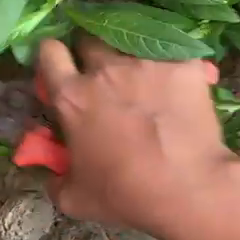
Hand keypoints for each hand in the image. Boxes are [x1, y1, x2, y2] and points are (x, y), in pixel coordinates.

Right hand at [37, 37, 238, 239]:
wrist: (189, 189)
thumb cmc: (125, 194)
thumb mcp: (74, 198)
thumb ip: (55, 179)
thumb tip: (51, 174)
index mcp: (71, 97)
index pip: (50, 52)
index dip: (54, 57)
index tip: (62, 67)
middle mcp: (104, 70)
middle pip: (89, 41)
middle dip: (92, 55)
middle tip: (105, 77)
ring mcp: (145, 62)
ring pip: (131, 45)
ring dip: (132, 59)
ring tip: (145, 81)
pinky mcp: (183, 64)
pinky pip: (173, 55)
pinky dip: (173, 67)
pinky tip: (180, 85)